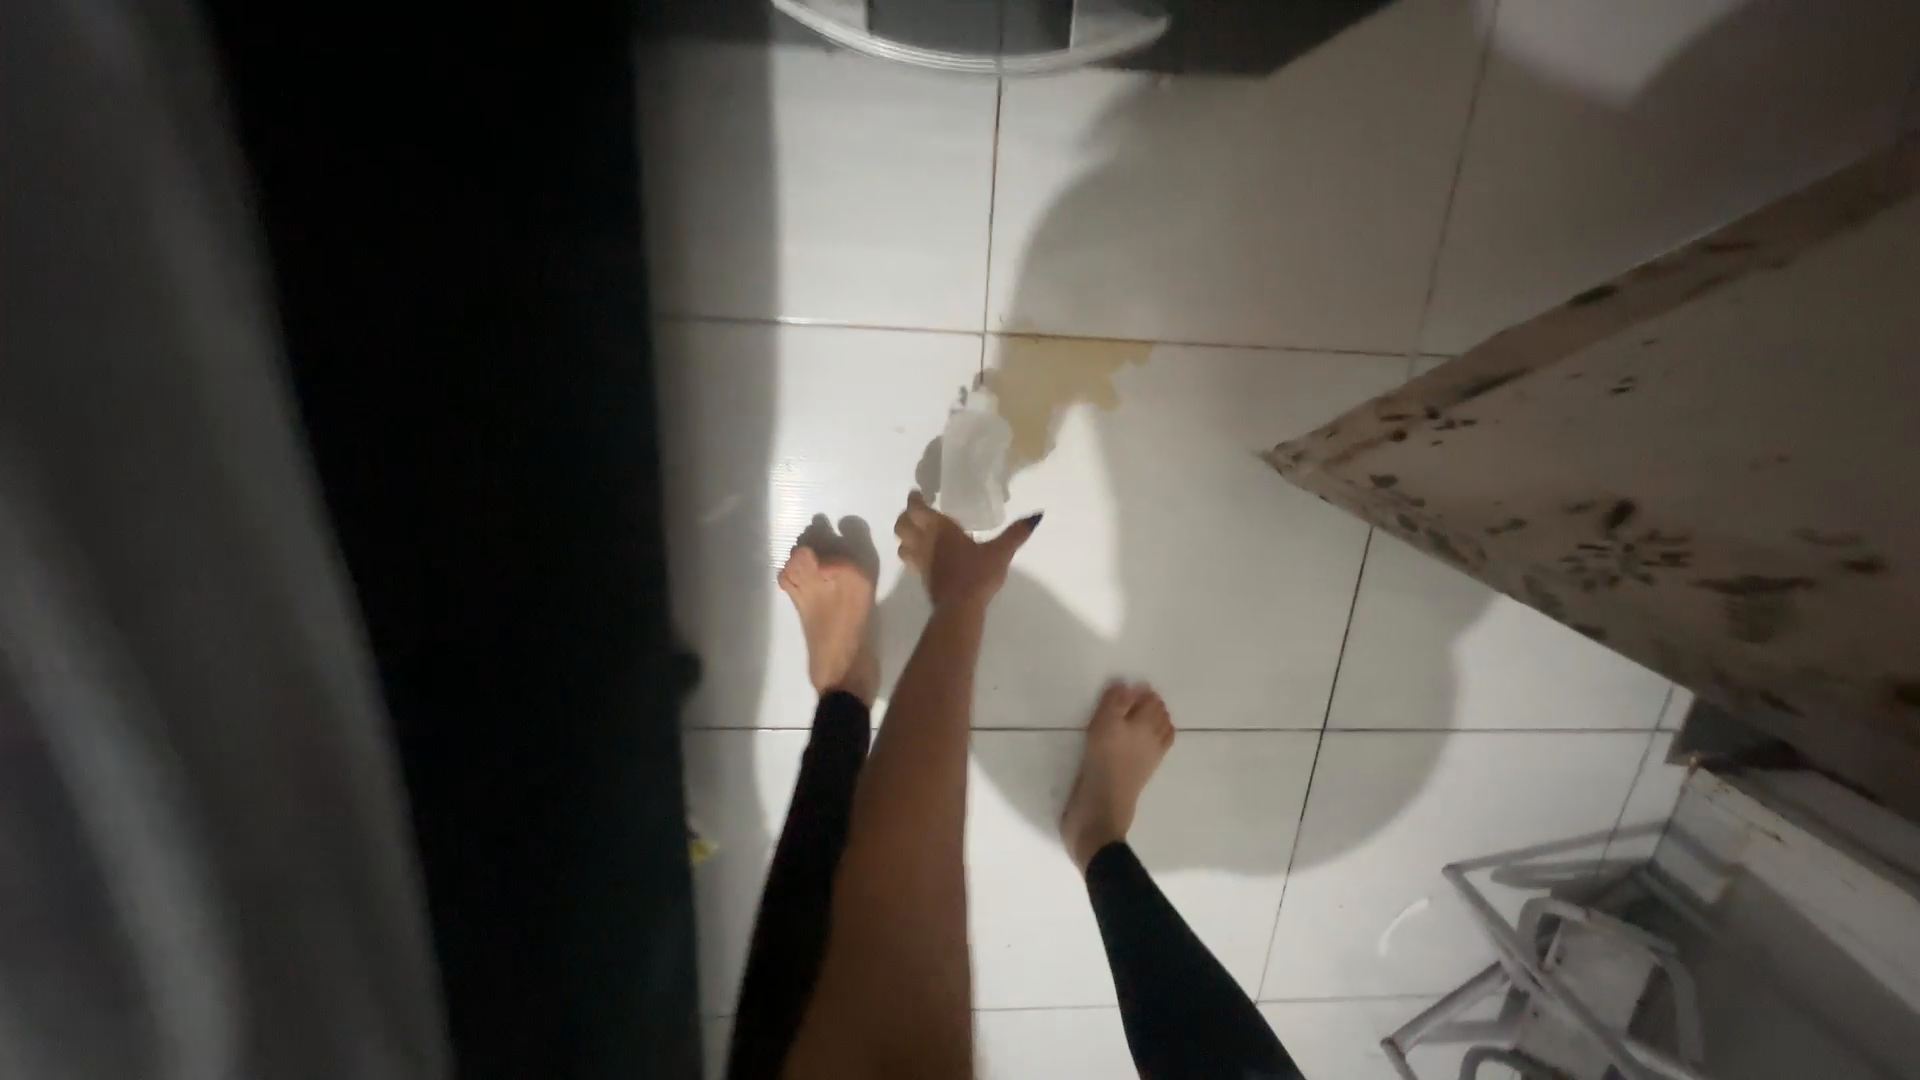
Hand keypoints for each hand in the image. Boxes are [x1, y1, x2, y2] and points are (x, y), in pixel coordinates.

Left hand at [893, 491, 1040, 611]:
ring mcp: (919, 562)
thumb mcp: (1000, 552)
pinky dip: (911, 554)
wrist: (960, 607)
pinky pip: (909, 561)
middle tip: (917, 512)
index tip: (918, 494)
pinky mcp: (921, 578)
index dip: (914, 500)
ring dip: (905, 536)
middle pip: (901, 525)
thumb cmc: (977, 574)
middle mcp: (924, 541)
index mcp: (939, 528)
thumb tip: (1037, 515)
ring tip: (917, 533)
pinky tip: (925, 556)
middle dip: (905, 516)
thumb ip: (1016, 534)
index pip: (916, 508)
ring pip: (901, 544)